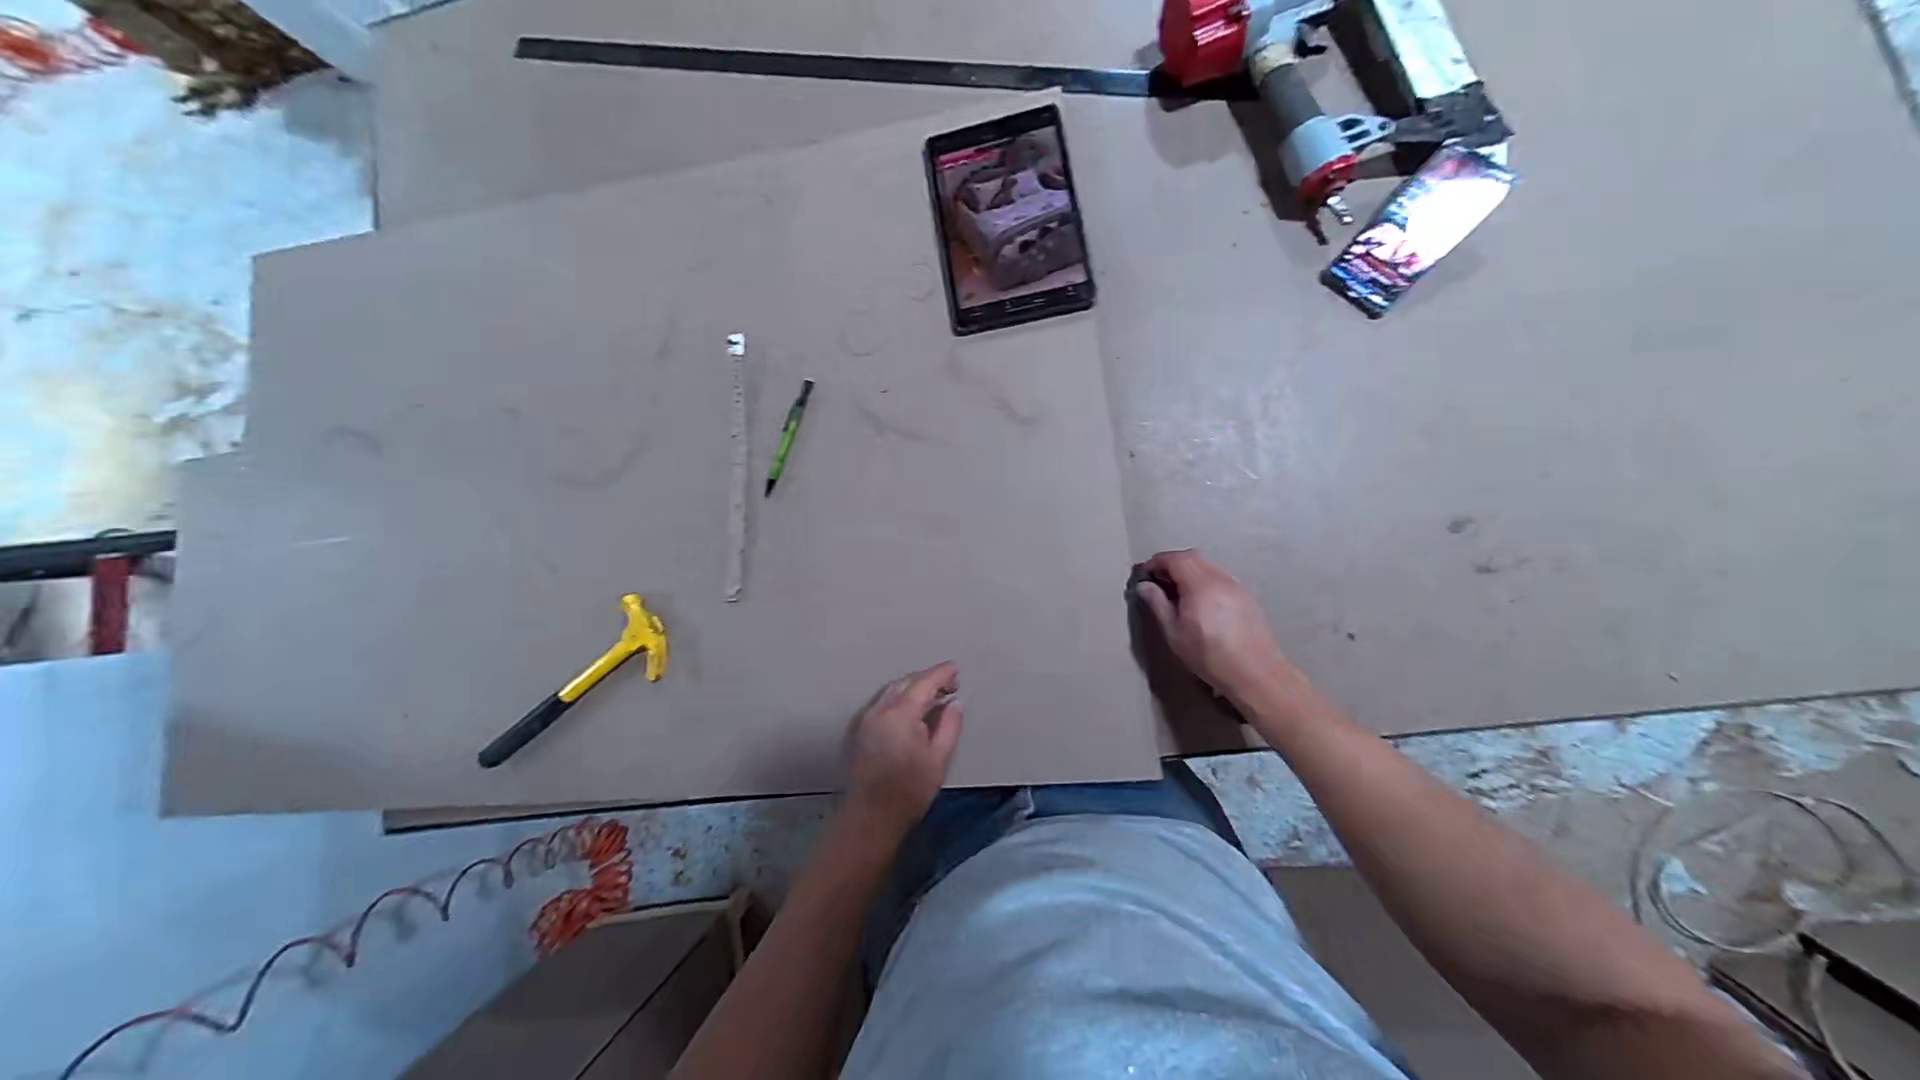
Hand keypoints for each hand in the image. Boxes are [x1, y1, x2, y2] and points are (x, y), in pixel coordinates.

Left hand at [843, 662, 963, 837]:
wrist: (871, 816)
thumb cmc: (909, 790)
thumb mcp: (938, 759)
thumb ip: (948, 726)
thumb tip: (954, 704)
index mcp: (900, 713)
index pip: (924, 682)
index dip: (941, 673)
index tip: (956, 669)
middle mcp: (880, 710)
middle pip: (906, 682)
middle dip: (928, 678)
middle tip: (949, 685)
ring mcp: (866, 719)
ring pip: (892, 690)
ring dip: (913, 686)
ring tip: (933, 695)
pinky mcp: (860, 730)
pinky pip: (883, 701)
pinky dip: (900, 696)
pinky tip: (911, 708)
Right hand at [1133, 550, 1296, 705]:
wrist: (1256, 674)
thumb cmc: (1212, 657)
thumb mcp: (1174, 633)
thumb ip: (1158, 604)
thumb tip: (1145, 587)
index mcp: (1201, 585)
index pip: (1175, 559)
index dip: (1155, 562)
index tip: (1144, 574)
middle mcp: (1221, 579)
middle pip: (1192, 557)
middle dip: (1171, 564)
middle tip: (1157, 581)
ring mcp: (1237, 586)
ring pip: (1207, 566)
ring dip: (1188, 571)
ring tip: (1176, 593)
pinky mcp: (1246, 596)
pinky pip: (1219, 577)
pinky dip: (1203, 580)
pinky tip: (1198, 601)